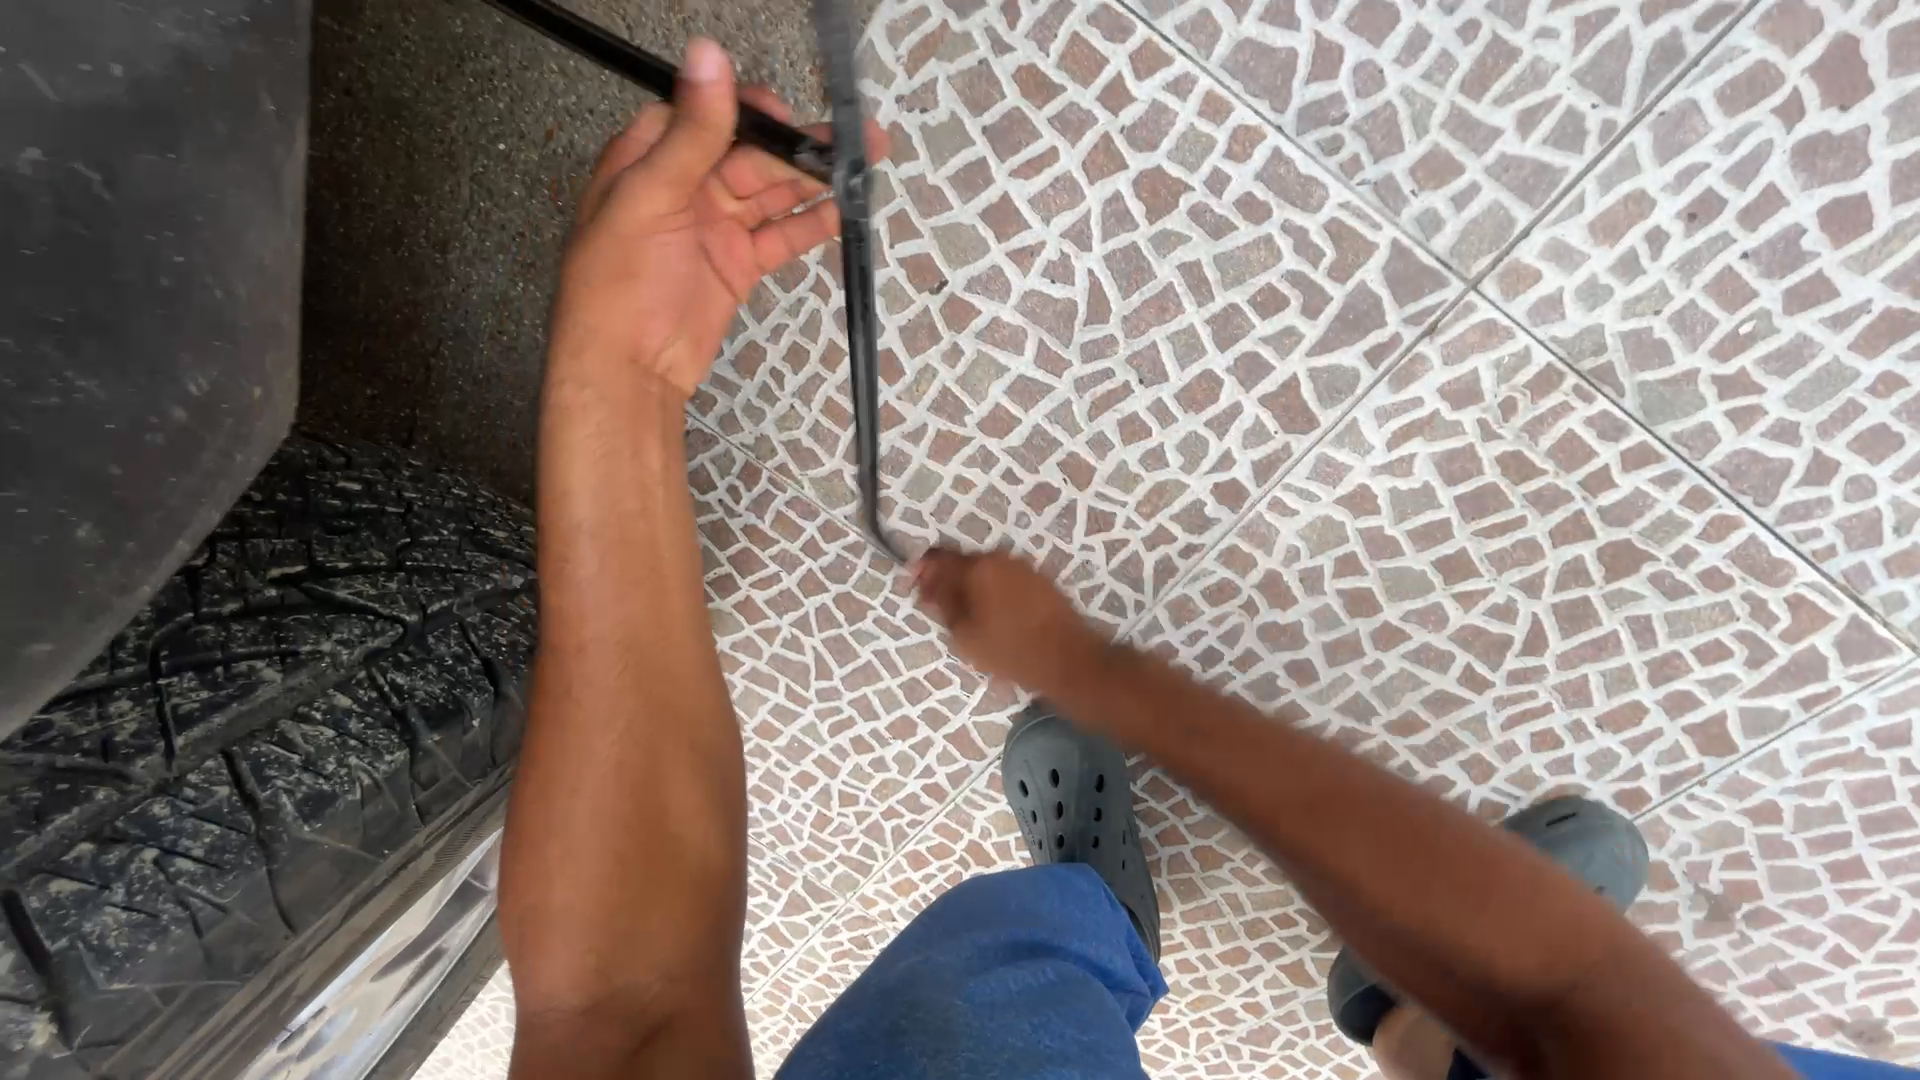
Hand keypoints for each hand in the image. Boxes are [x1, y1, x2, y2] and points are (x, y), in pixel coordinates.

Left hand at [548, 38, 886, 397]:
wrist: (631, 367)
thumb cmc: (620, 283)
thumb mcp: (652, 197)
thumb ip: (691, 133)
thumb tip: (708, 57)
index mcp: (651, 159)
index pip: (707, 116)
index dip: (748, 112)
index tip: (786, 116)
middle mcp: (687, 188)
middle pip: (750, 155)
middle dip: (797, 149)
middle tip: (848, 144)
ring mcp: (716, 228)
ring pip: (771, 194)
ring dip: (813, 182)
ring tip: (860, 170)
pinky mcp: (739, 265)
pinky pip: (780, 237)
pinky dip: (810, 226)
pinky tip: (841, 214)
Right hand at [913, 548, 1110, 694]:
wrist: (1068, 660)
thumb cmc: (1010, 651)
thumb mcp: (965, 635)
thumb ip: (943, 604)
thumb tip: (926, 586)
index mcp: (979, 567)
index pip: (939, 559)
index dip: (921, 570)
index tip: (911, 586)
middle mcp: (1001, 559)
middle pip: (963, 563)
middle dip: (946, 581)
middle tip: (936, 606)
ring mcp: (1024, 568)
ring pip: (985, 572)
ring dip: (970, 587)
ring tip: (963, 617)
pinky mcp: (1040, 582)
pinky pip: (1005, 581)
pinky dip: (991, 592)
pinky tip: (989, 616)